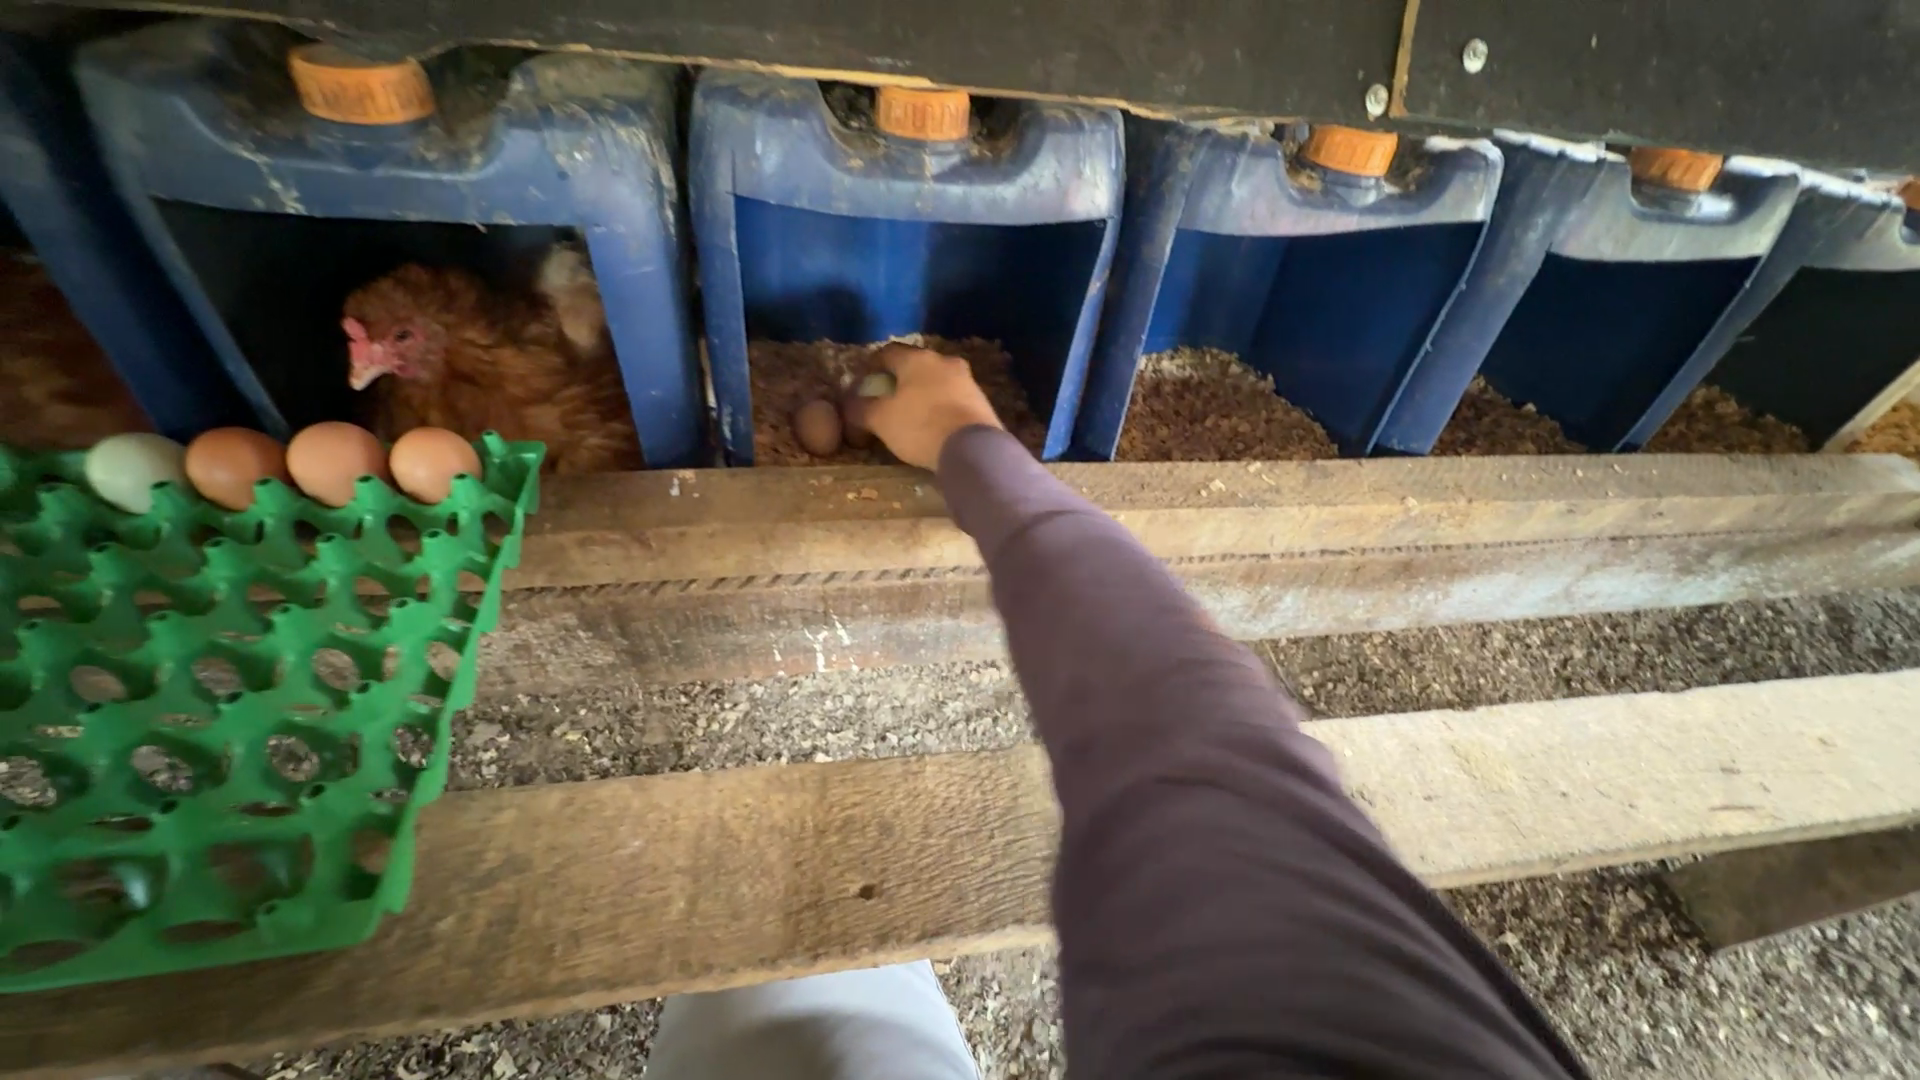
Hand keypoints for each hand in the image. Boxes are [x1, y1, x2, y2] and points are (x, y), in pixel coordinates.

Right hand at [844, 343, 1003, 469]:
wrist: (972, 448)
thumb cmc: (920, 425)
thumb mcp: (880, 419)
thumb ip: (860, 408)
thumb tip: (849, 404)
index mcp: (917, 359)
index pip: (888, 352)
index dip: (872, 366)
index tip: (863, 382)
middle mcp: (944, 361)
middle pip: (916, 366)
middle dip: (900, 380)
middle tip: (888, 399)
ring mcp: (968, 380)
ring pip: (938, 382)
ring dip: (924, 394)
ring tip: (912, 415)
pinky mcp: (982, 402)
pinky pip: (954, 400)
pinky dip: (942, 408)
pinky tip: (936, 426)